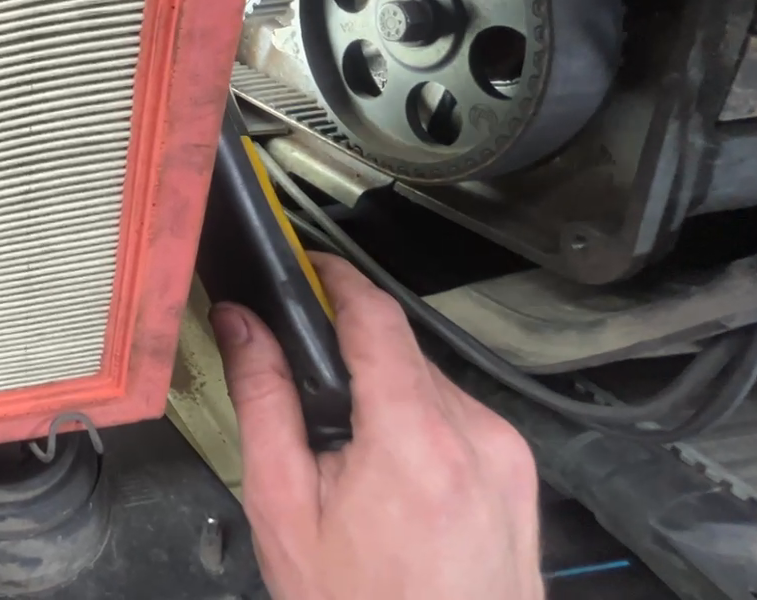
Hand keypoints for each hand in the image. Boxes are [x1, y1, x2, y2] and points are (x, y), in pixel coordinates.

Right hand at [212, 253, 543, 599]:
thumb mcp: (281, 498)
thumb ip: (261, 395)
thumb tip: (237, 319)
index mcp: (417, 440)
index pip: (377, 318)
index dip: (335, 276)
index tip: (299, 260)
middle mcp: (481, 438)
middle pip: (399, 344)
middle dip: (342, 335)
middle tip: (288, 355)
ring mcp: (510, 460)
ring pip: (425, 375)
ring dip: (374, 373)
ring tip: (329, 421)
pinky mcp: (519, 479)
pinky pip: (452, 410)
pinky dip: (406, 406)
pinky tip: (373, 450)